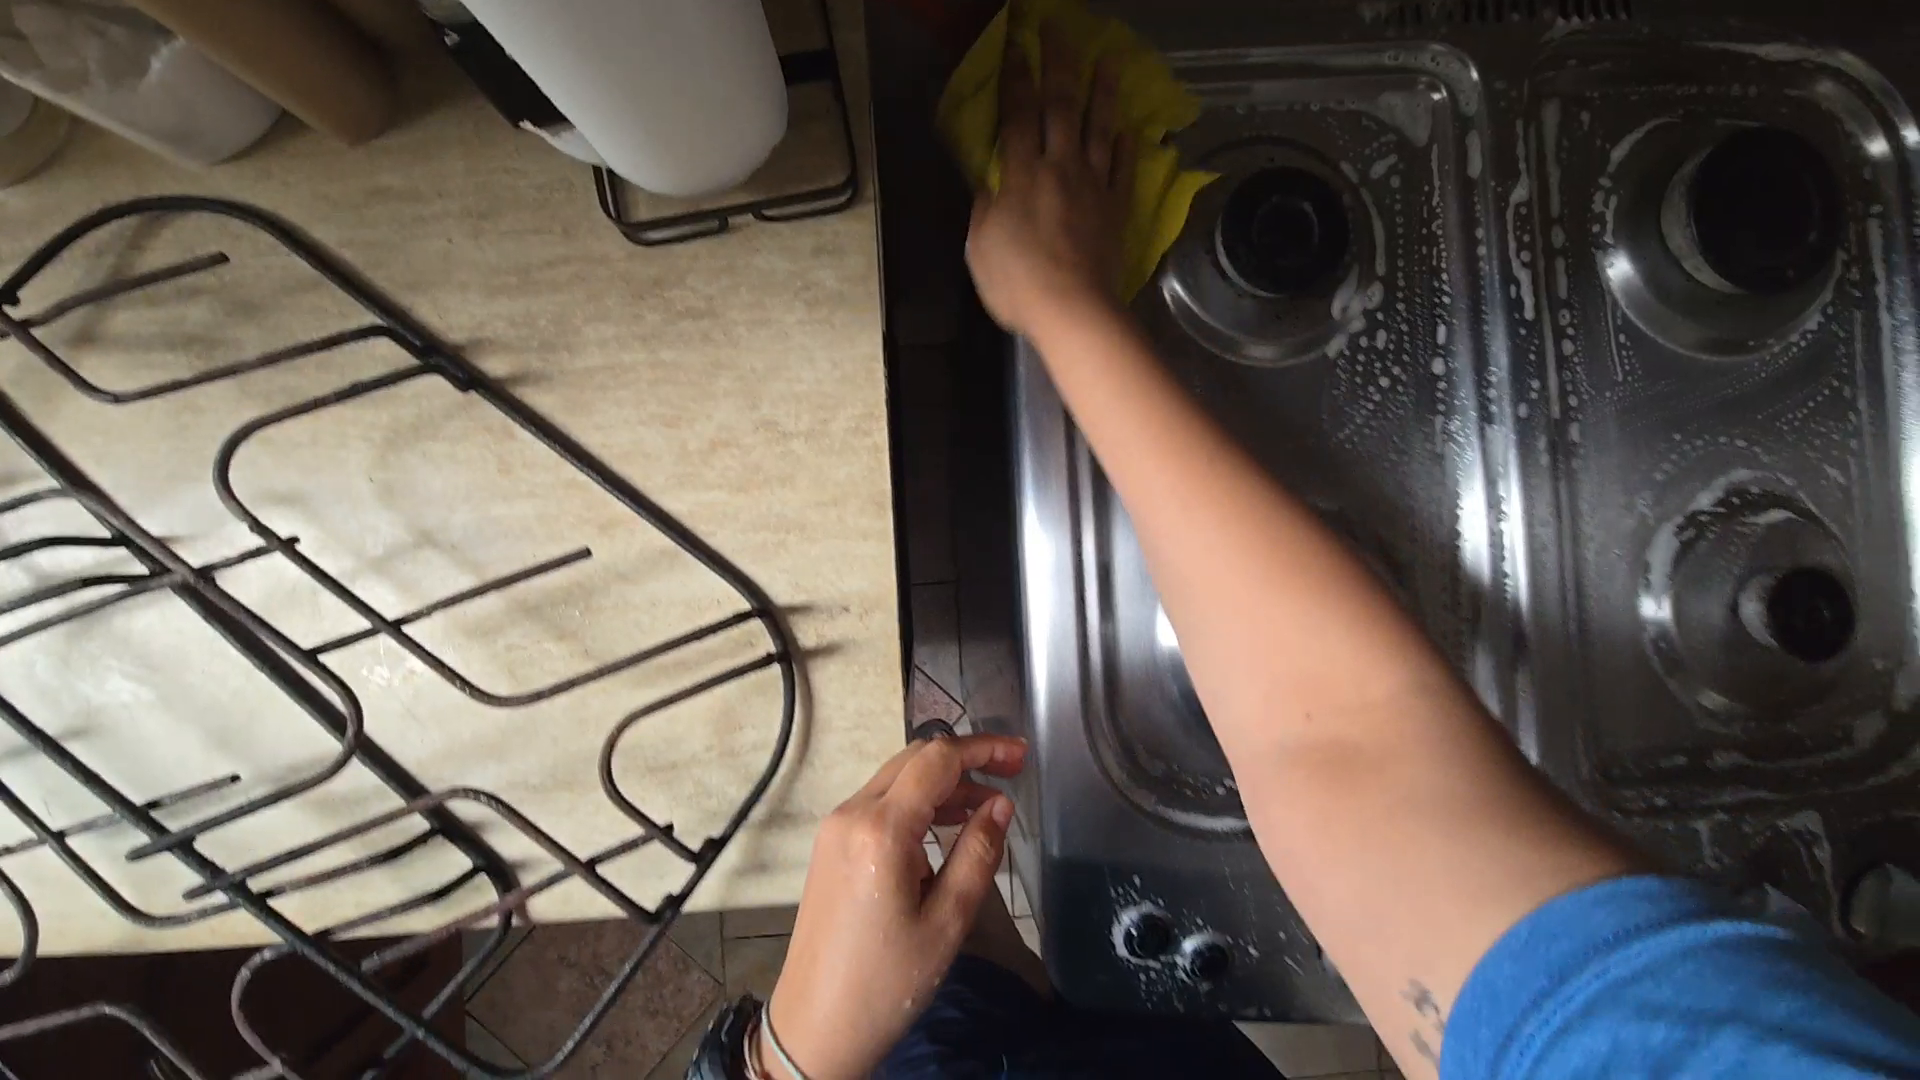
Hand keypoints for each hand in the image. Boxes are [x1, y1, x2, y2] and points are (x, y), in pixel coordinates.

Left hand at [763, 734, 1027, 1079]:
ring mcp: (836, 826)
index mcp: (881, 829)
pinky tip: (945, 825)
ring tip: (987, 805)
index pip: (937, 759)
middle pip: (915, 758)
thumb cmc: (886, 983)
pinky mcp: (831, 843)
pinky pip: (880, 801)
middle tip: (1011, 773)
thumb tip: (1000, 804)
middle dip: (965, 758)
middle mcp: (852, 812)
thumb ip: (978, 854)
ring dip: (942, 780)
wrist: (814, 1027)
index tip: (1021, 755)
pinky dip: (917, 800)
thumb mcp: (947, 922)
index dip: (983, 748)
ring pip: (897, 777)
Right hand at [966, 24, 1134, 337]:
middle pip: (1060, 107)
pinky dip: (1124, 148)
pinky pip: (1121, 170)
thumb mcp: (980, 248)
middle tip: (1059, 29)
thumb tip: (990, 185)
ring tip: (1107, 61)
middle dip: (1058, 64)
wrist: (1072, 310)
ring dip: (1102, 92)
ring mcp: (1092, 187)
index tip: (1015, 46)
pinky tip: (1125, 130)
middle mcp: (1059, 169)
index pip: (1017, 116)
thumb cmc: (1018, 284)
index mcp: (1021, 176)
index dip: (1015, 78)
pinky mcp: (1115, 209)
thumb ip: (985, 211)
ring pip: (1098, 129)